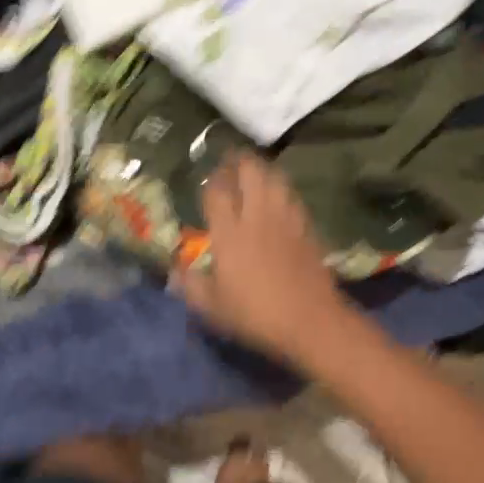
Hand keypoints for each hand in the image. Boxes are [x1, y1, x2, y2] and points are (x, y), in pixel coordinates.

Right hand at [171, 151, 358, 362]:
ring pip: (276, 180)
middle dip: (239, 162)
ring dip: (264, 171)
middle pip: (251, 173)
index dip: (211, 180)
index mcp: (229, 234)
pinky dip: (283, 191)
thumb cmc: (254, 315)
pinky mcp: (307, 230)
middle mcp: (258, 218)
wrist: (310, 322)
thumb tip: (173, 271)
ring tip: (255, 171)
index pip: (217, 193)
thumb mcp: (211, 307)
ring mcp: (286, 221)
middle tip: (230, 160)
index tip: (206, 175)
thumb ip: (190, 284)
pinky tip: (279, 198)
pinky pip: (293, 198)